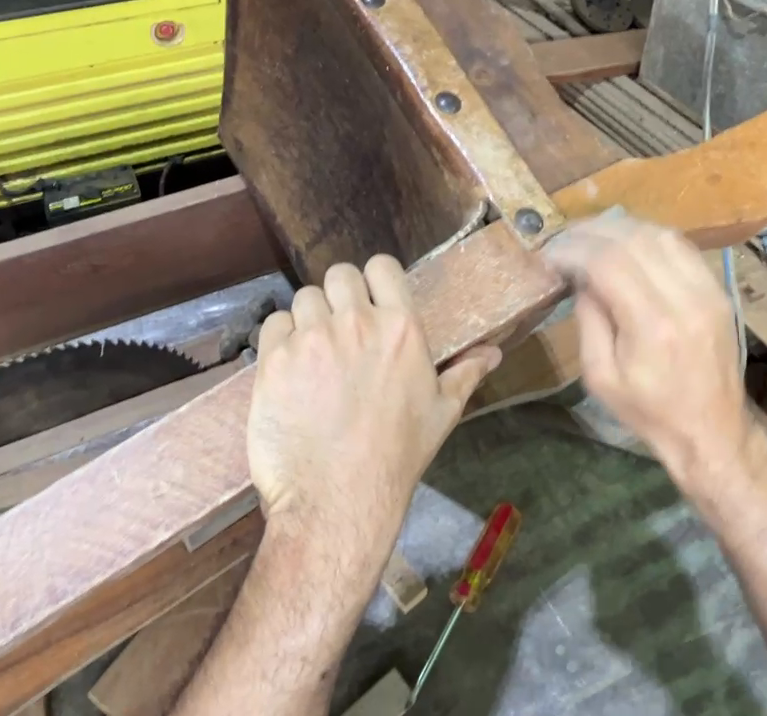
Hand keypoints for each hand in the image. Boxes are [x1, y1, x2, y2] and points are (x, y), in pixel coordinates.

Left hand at [249, 256, 500, 552]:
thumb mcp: (441, 413)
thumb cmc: (396, 457)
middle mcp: (356, 323)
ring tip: (313, 354)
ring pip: (303, 298)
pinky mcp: (274, 359)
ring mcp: (312, 338)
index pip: (381, 266)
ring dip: (308, 319)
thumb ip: (465, 373)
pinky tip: (290, 369)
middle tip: (339, 329)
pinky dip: (279, 340)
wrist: (337, 499)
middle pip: (339, 275)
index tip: (370, 299)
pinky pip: (273, 325)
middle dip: (338, 295)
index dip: (374, 280)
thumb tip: (493, 353)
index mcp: (400, 328)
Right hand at [545, 217, 749, 473]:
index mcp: (652, 326)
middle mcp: (685, 299)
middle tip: (565, 240)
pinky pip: (681, 246)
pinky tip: (627, 245)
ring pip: (660, 234)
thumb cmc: (648, 411)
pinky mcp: (718, 291)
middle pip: (633, 239)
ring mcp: (708, 291)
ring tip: (592, 237)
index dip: (573, 249)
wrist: (711, 431)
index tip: (550, 255)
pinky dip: (648, 237)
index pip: (607, 261)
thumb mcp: (600, 376)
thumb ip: (588, 320)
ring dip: (620, 228)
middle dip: (591, 232)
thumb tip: (581, 277)